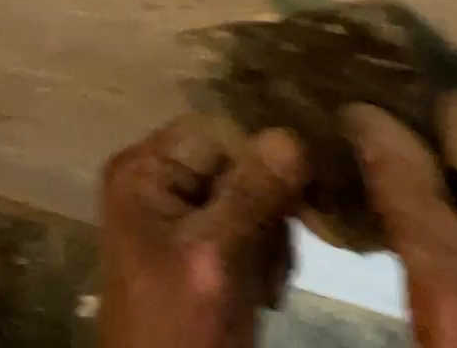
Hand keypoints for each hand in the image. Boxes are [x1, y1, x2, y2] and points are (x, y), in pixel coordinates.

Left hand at [99, 116, 306, 347]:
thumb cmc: (176, 331)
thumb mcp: (212, 259)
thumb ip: (251, 194)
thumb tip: (292, 134)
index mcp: (146, 168)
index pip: (218, 129)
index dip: (264, 152)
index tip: (310, 183)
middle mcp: (161, 177)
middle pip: (239, 159)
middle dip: (270, 204)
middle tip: (284, 249)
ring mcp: (183, 212)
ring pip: (254, 193)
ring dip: (273, 235)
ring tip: (269, 282)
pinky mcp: (207, 245)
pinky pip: (253, 226)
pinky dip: (269, 255)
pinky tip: (267, 290)